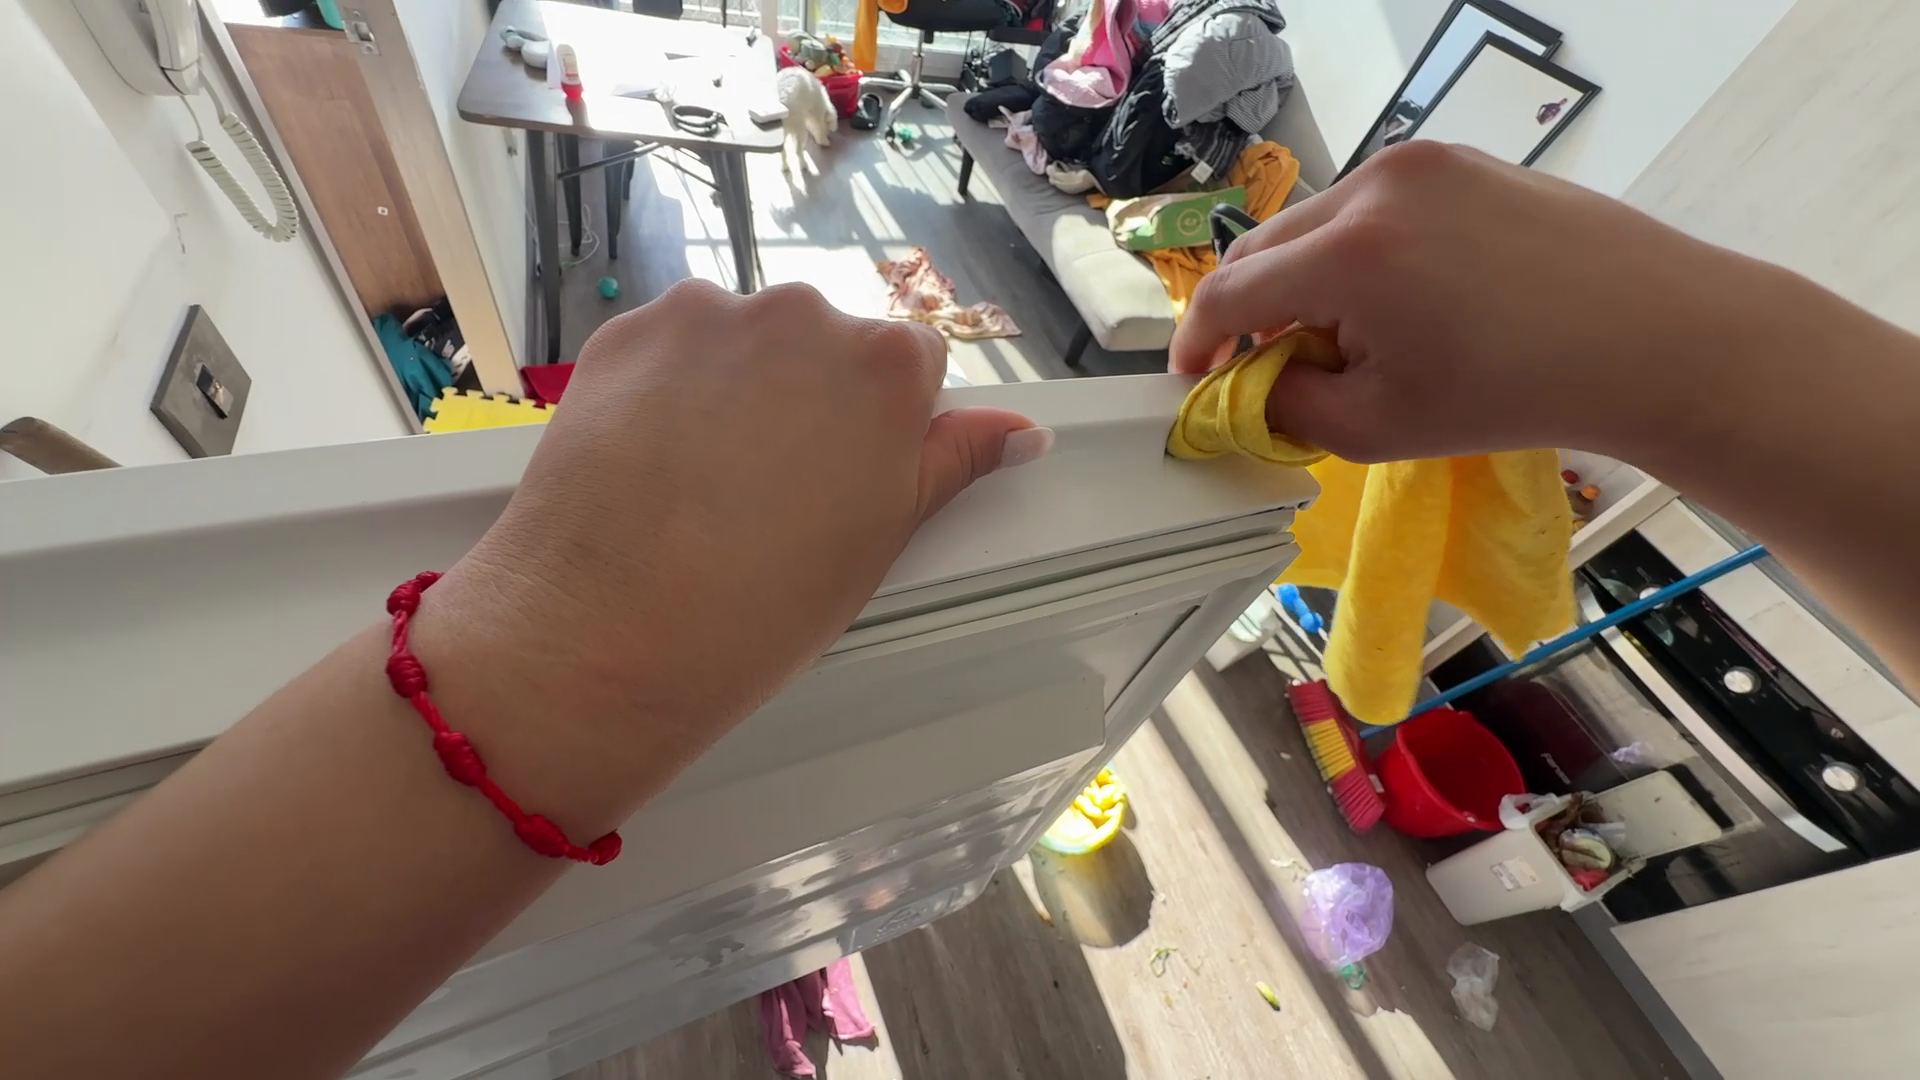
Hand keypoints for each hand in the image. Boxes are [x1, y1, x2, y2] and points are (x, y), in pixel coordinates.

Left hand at [420, 282, 1038, 807]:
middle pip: (832, 343)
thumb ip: (955, 462)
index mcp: (886, 365)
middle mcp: (804, 314)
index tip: (857, 470)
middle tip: (781, 482)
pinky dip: (680, 381)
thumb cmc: (769, 600)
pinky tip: (661, 453)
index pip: (916, 362)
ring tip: (712, 473)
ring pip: (754, 339)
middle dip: (820, 395)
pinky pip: (681, 342)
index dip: (890, 420)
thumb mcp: (885, 534)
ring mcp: (709, 313)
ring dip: (749, 383)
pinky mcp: (632, 330)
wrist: (610, 631)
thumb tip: (1023, 432)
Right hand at [1172, 141, 1813, 461]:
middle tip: (1260, 363)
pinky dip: (1341, 257)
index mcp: (1350, 254)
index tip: (1193, 377)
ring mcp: (1420, 163)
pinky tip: (1381, 299)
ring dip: (1291, 284)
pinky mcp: (1455, 162)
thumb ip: (1279, 404)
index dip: (1194, 341)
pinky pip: (1360, 210)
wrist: (1660, 340)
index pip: (1227, 293)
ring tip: (1330, 335)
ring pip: (1305, 227)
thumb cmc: (1509, 397)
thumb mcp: (1368, 428)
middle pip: (1258, 250)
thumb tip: (1244, 382)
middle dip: (1243, 313)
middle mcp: (1374, 186)